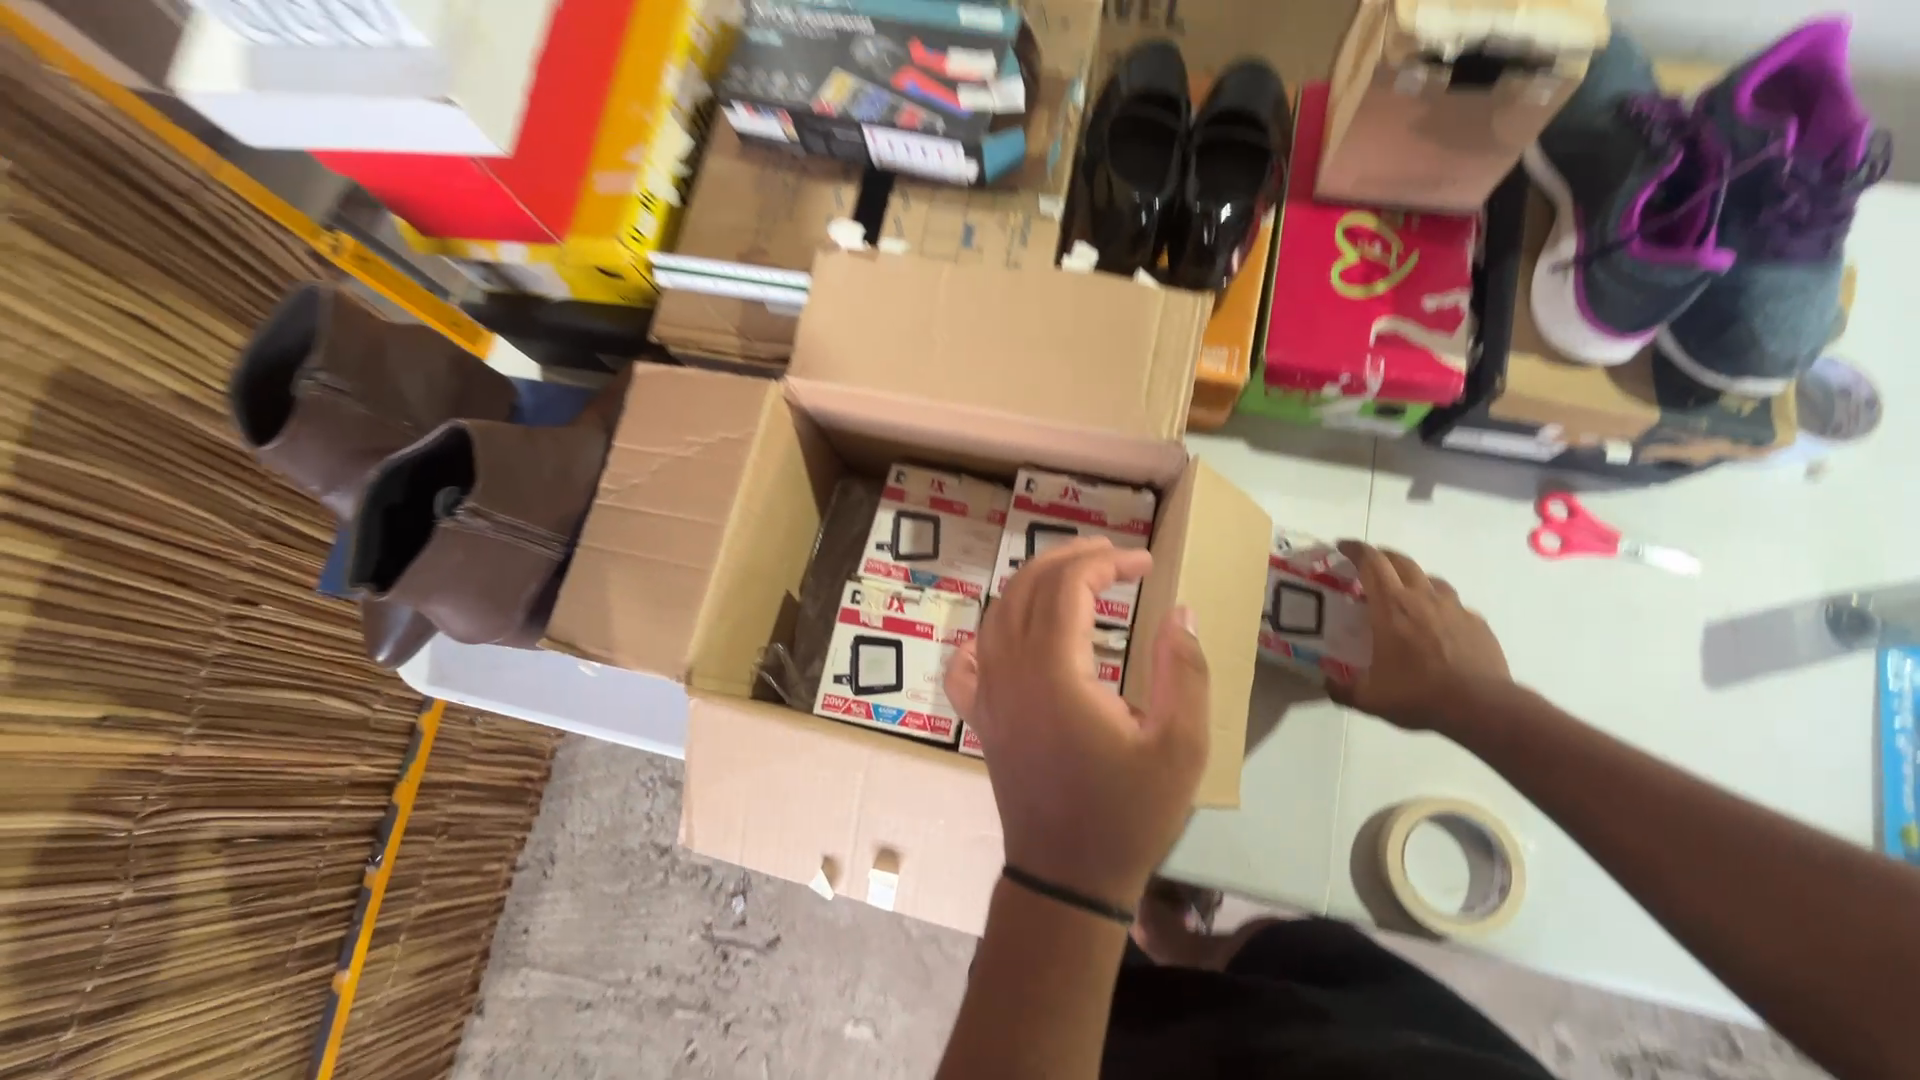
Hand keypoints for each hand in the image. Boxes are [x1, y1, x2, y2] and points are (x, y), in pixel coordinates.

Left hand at [945, 537, 1208, 909]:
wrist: (1067, 878)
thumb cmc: (1128, 814)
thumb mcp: (1181, 745)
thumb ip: (1184, 669)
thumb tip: (1180, 611)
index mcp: (1054, 671)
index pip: (1068, 586)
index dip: (1106, 561)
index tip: (1146, 562)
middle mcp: (1010, 671)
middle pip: (1026, 588)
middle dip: (1069, 559)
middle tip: (1112, 555)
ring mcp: (988, 695)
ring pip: (997, 615)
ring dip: (1033, 585)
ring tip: (1073, 578)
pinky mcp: (982, 718)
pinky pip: (970, 662)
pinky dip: (987, 635)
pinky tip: (1005, 634)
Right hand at [1328, 541, 1511, 731]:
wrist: (1481, 707)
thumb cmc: (1417, 695)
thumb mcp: (1369, 698)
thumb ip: (1343, 688)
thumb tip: (1326, 683)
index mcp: (1391, 607)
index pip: (1371, 563)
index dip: (1355, 550)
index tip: (1343, 547)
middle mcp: (1423, 598)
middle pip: (1401, 562)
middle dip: (1382, 557)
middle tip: (1369, 565)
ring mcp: (1454, 609)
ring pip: (1431, 580)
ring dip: (1413, 580)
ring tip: (1405, 596)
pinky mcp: (1477, 624)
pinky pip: (1454, 606)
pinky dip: (1440, 608)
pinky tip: (1438, 628)